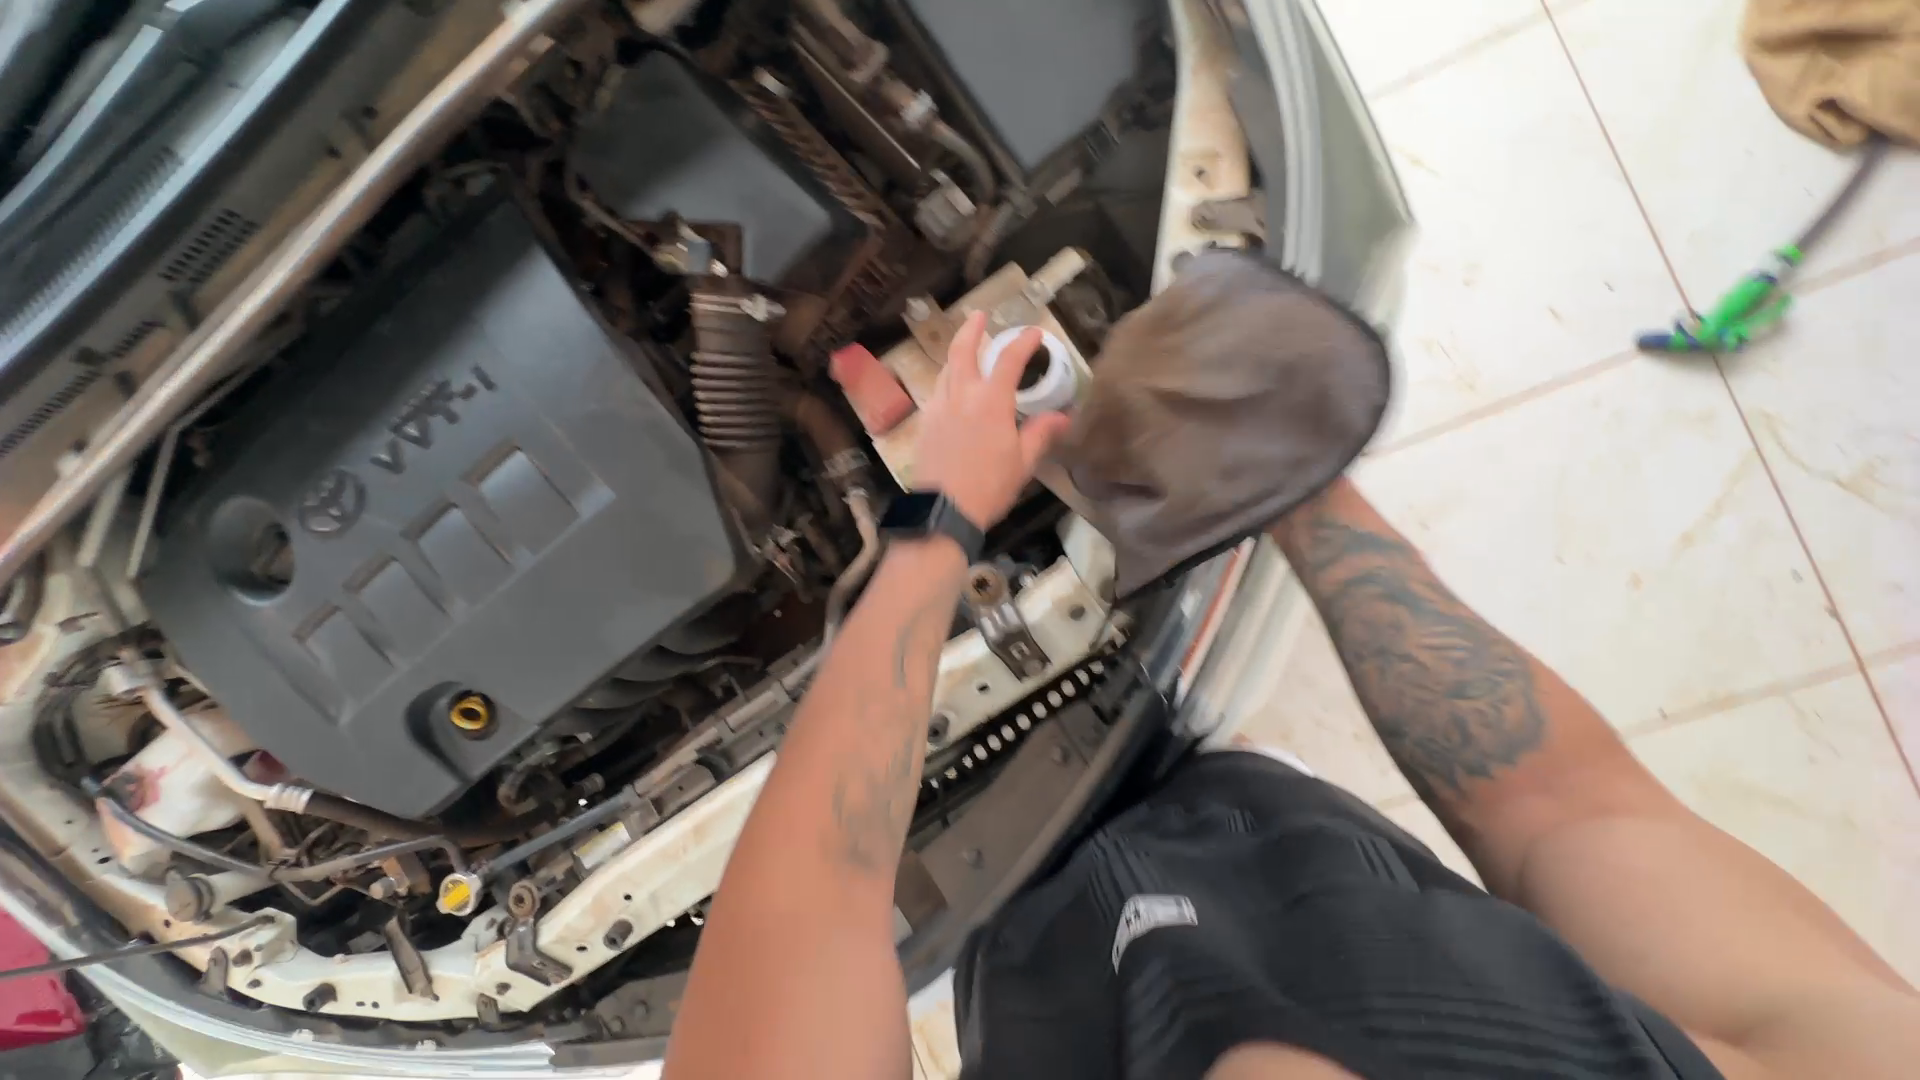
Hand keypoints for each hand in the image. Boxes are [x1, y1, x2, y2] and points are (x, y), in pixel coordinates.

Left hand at [912, 312, 1070, 527]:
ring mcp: (938, 408)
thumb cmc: (989, 487)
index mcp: (991, 401)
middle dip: (972, 329)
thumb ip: (1041, 434)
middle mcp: (961, 395)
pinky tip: (952, 392)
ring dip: (957, 355)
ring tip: (966, 352)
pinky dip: (947, 382)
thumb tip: (1064, 416)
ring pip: (946, 371)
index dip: (1023, 342)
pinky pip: (936, 393)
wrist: (943, 511)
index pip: (1009, 360)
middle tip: (979, 316)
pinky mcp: (924, 425)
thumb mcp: (1023, 462)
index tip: (1034, 333)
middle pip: (963, 351)